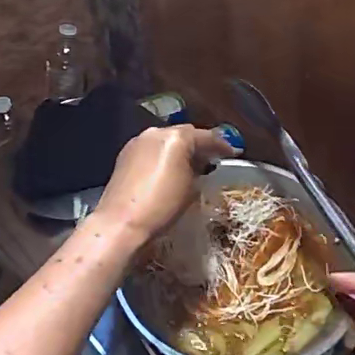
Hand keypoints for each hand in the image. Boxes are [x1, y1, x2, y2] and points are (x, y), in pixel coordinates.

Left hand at [89, 125, 233, 241]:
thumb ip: (199, 169)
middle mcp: (155, 132)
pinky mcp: (125, 153)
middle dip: (199, 144)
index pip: (206, 137)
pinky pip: (151, 149)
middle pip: (184, 133)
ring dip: (180, 148)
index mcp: (175, 137)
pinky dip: (163, 154)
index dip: (222, 145)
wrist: (121, 221)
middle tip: (213, 158)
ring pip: (166, 139)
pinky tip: (169, 167)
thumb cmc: (162, 206)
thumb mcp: (191, 188)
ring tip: (193, 164)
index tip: (233, 153)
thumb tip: (199, 164)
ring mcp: (137, 142)